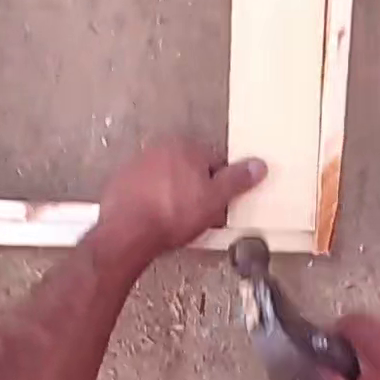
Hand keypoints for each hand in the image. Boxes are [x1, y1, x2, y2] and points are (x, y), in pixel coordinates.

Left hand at [93, 136, 266, 266]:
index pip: (215, 161)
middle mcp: (160, 149)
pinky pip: (145, 191)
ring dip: (173, 196)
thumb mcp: (215, 200)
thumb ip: (237, 180)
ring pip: (166, 180)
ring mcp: (138, 165)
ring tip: (176, 221)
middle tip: (199, 214)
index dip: (220, 186)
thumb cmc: (170, 215)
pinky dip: (152, 202)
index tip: (219, 203)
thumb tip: (258, 166)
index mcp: (186, 147)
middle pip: (189, 169)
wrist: (127, 233)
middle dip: (196, 190)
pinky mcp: (121, 183)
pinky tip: (155, 220)